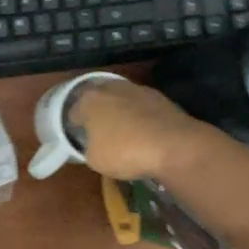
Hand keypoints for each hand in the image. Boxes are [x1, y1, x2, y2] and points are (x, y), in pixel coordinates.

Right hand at [67, 80, 208, 180]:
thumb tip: (94, 144)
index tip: (80, 138)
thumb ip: (89, 147)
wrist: (174, 146)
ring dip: (120, 112)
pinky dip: (140, 116)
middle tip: (99, 132)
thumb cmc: (125, 152)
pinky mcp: (160, 98)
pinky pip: (142, 107)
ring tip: (124, 132)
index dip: (74, 126)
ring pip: (121, 100)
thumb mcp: (95, 160)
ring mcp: (138, 90)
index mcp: (89, 101)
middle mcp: (111, 88)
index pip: (73, 111)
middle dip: (97, 113)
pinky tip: (144, 133)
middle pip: (98, 99)